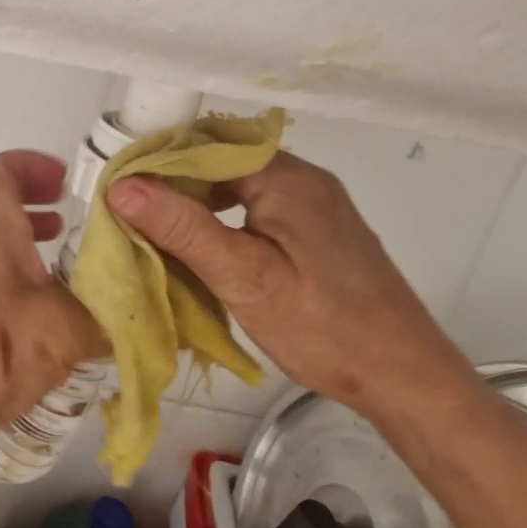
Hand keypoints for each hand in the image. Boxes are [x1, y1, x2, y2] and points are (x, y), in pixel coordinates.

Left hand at [0, 152, 105, 527]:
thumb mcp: (70, 324)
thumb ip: (112, 314)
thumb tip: (152, 315)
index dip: (27, 163)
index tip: (62, 175)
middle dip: (33, 201)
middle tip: (70, 212)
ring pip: (0, 248)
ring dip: (33, 244)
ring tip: (73, 259)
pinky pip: (4, 285)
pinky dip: (32, 283)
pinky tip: (63, 313)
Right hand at [106, 151, 473, 417]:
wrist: (410, 381)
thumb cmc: (324, 329)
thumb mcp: (243, 279)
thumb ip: (182, 228)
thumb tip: (122, 185)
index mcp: (285, 177)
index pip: (205, 145)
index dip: (157, 161)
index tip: (117, 186)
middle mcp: (302, 177)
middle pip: (221, 160)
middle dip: (172, 181)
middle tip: (128, 211)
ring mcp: (314, 203)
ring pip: (237, 183)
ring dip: (196, 201)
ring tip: (155, 228)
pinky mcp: (318, 229)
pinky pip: (256, 204)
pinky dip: (223, 217)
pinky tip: (203, 244)